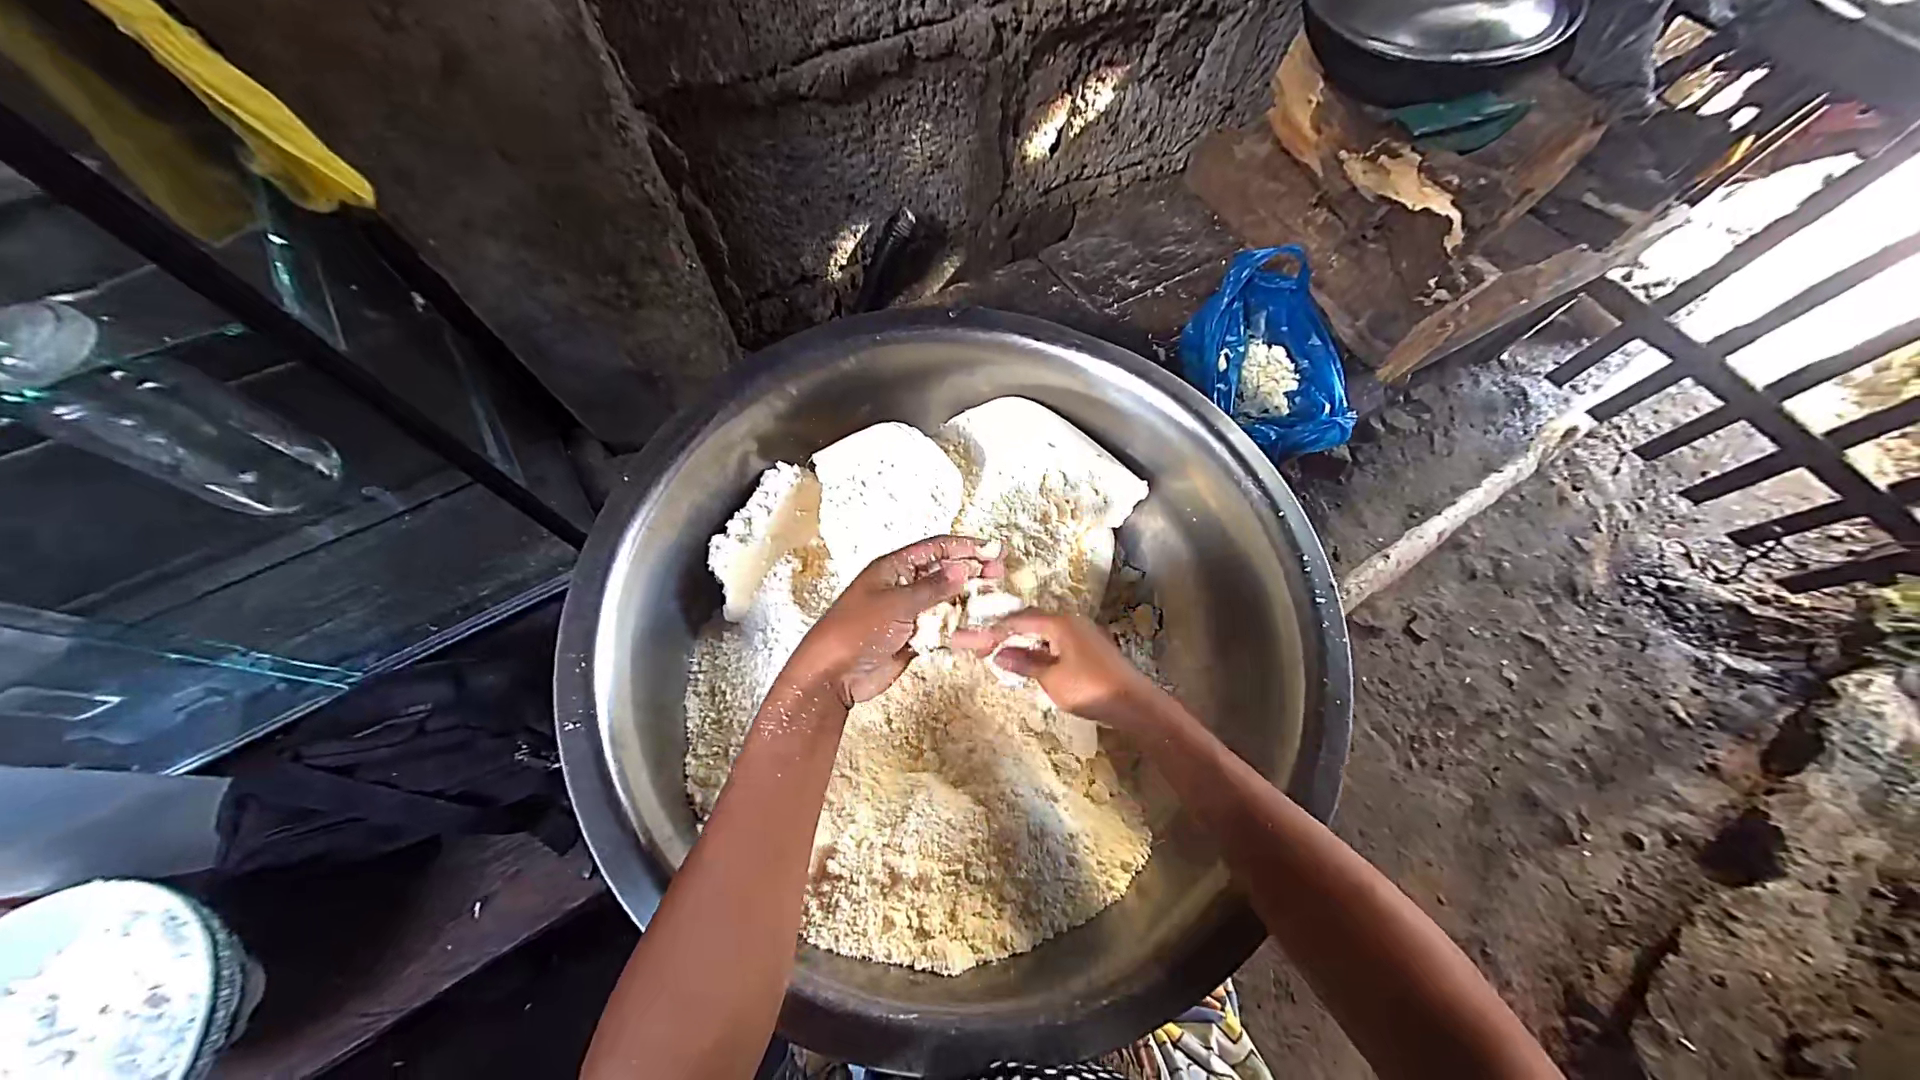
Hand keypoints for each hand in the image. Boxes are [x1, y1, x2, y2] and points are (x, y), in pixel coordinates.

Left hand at [784, 536, 1001, 706]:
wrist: (833, 675)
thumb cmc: (856, 631)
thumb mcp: (896, 604)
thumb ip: (933, 588)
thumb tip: (962, 568)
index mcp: (893, 569)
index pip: (934, 549)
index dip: (964, 547)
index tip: (992, 549)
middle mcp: (902, 587)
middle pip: (943, 574)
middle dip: (971, 573)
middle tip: (999, 574)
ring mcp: (908, 614)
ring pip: (946, 603)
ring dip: (969, 603)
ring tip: (996, 603)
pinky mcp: (913, 639)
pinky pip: (942, 631)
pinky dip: (960, 632)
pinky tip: (981, 635)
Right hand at [950, 611, 1165, 733]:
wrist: (1135, 704)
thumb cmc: (1090, 688)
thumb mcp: (1051, 678)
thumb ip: (1024, 663)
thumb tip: (1000, 654)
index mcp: (1059, 623)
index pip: (1018, 619)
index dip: (994, 630)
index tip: (972, 640)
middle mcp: (1071, 621)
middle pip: (1031, 621)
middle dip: (1006, 632)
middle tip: (982, 645)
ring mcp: (1083, 633)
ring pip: (1044, 631)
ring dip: (1022, 641)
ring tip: (1001, 652)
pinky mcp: (1090, 648)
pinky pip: (1056, 641)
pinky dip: (1038, 648)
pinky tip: (1031, 661)